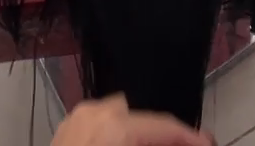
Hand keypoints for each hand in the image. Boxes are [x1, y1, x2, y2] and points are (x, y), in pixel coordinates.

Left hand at [52, 96, 213, 145]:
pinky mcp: (64, 134)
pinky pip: (101, 128)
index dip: (190, 139)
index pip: (162, 126)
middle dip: (164, 137)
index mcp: (112, 129)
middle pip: (141, 118)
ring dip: (142, 138)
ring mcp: (74, 121)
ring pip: (121, 120)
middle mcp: (93, 114)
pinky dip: (119, 140)